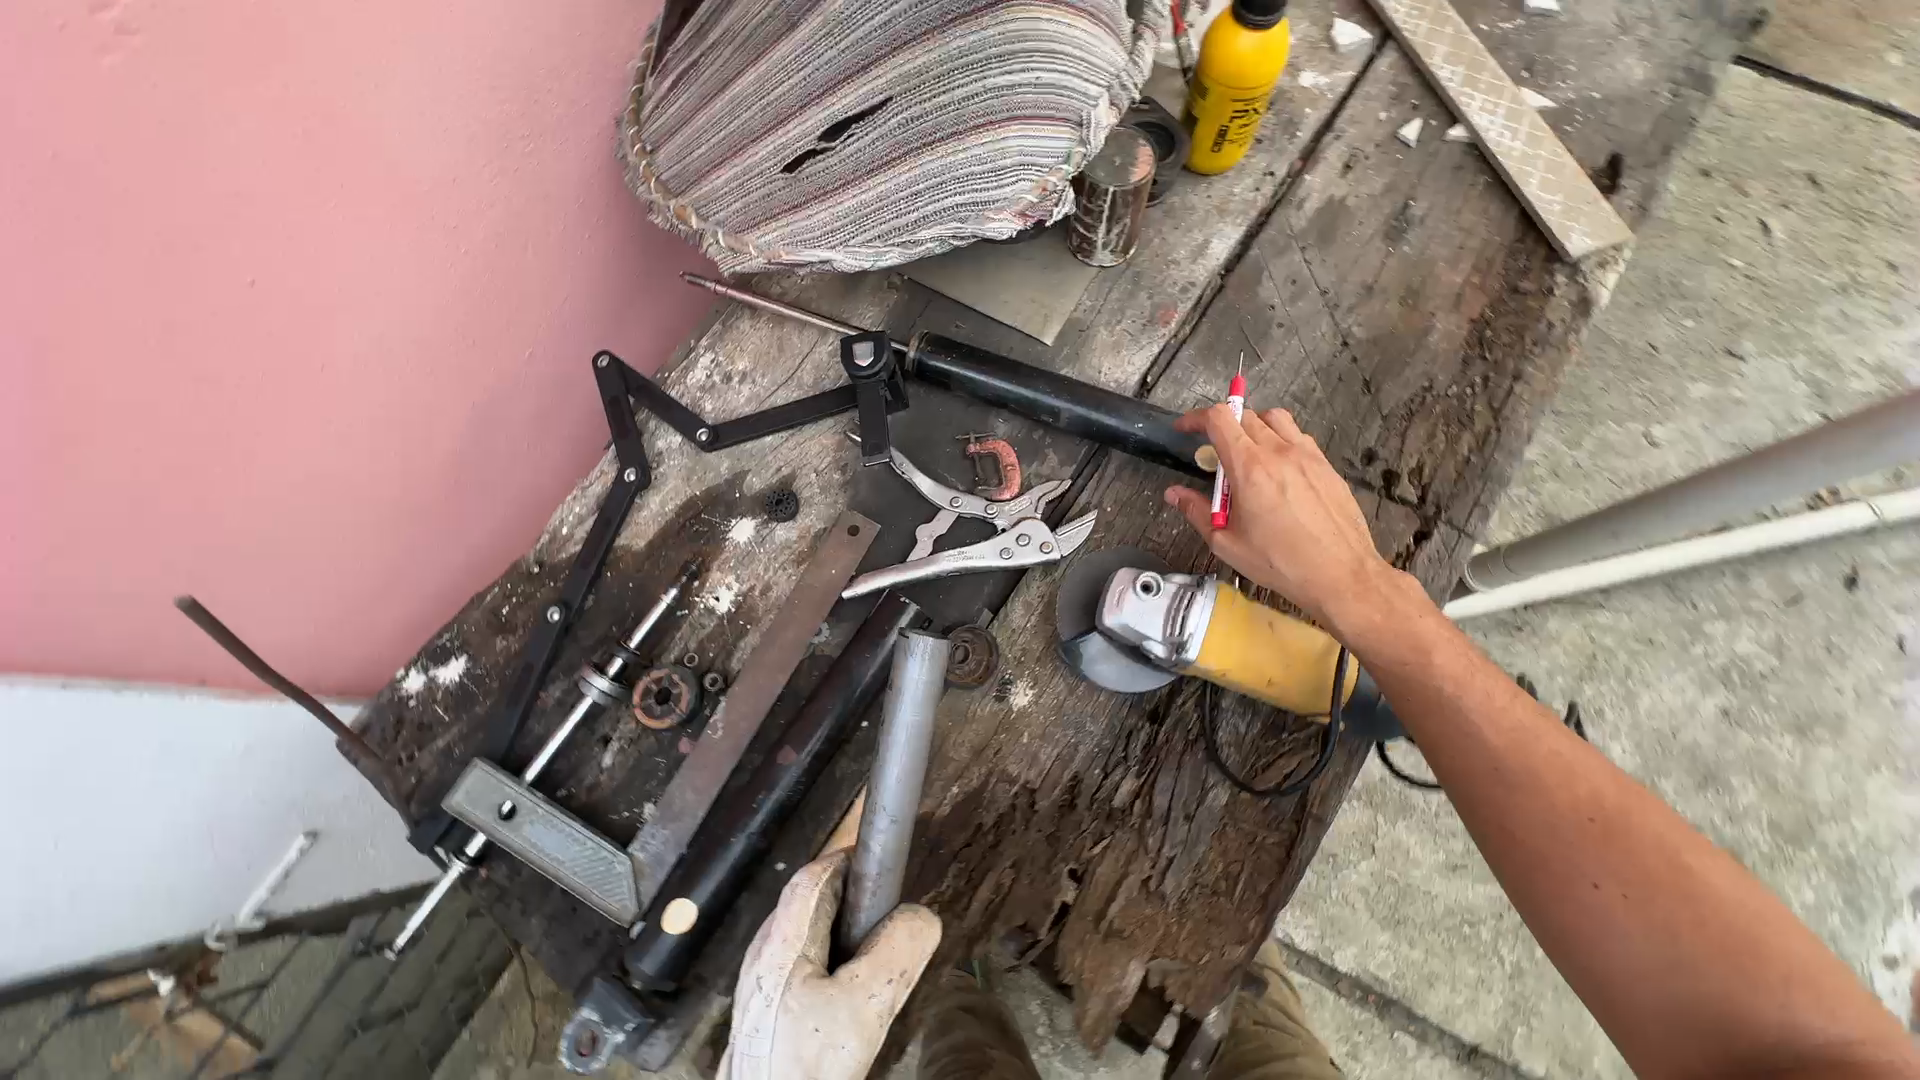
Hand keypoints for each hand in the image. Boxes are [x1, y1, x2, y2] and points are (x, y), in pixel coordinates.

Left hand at [720, 850, 941, 1079]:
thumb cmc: (806, 1065)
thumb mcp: (863, 1006)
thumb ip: (895, 953)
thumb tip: (921, 916)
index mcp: (781, 940)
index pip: (815, 877)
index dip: (851, 863)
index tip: (885, 870)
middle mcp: (763, 954)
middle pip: (812, 907)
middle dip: (853, 907)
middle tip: (889, 927)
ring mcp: (760, 986)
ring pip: (809, 943)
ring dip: (844, 944)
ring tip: (875, 970)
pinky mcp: (765, 1015)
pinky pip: (804, 974)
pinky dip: (832, 973)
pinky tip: (848, 1004)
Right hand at [1165, 404, 1397, 635]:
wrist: (1340, 573)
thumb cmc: (1281, 562)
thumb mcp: (1227, 543)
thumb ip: (1197, 511)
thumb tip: (1174, 494)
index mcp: (1249, 468)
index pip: (1219, 419)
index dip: (1195, 418)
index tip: (1185, 429)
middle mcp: (1279, 452)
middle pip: (1244, 415)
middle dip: (1222, 426)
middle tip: (1213, 453)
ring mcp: (1307, 456)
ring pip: (1275, 418)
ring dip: (1253, 427)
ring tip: (1247, 453)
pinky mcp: (1325, 466)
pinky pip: (1298, 437)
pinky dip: (1280, 440)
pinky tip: (1277, 468)